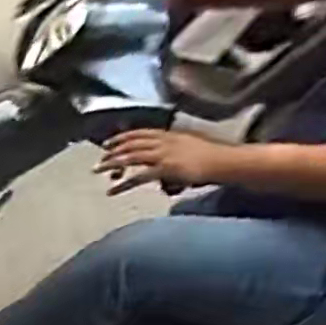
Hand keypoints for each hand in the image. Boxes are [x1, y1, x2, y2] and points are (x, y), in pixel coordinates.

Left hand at [95, 129, 238, 195]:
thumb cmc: (211, 157)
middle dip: (112, 152)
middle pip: (132, 144)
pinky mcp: (166, 169)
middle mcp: (166, 142)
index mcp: (172, 135)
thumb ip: (168, 151)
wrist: (228, 161)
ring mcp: (165, 155)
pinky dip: (122, 185)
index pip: (142, 133)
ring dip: (111, 164)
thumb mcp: (188, 147)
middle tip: (99, 160)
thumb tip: (154, 162)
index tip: (107, 143)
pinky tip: (111, 191)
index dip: (123, 137)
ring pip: (130, 157)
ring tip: (97, 170)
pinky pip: (138, 177)